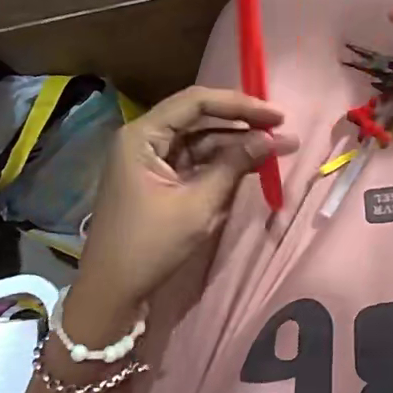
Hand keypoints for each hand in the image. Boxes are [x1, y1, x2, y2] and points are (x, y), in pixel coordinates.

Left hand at [74, 87, 294, 317]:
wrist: (111, 291)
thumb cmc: (150, 245)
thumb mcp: (198, 205)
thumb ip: (235, 165)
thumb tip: (273, 139)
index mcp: (142, 136)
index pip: (196, 102)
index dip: (239, 105)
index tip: (276, 115)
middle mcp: (144, 138)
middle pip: (198, 117)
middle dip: (241, 123)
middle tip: (281, 129)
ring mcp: (150, 159)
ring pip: (200, 139)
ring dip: (235, 143)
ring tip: (276, 148)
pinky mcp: (158, 178)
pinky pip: (195, 160)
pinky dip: (222, 162)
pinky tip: (251, 164)